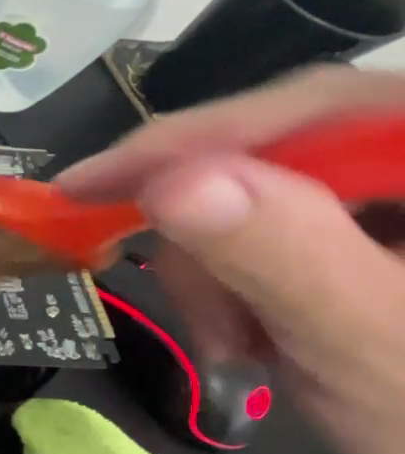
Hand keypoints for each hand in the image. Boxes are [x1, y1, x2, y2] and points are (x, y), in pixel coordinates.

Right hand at [58, 66, 404, 453]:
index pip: (311, 108)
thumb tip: (171, 183)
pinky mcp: (374, 222)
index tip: (79, 187)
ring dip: (216, 270)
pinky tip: (250, 329)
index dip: (186, 142)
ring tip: (235, 345)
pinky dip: (232, 278)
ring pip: (259, 192)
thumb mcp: (364, 337)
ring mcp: (396, 190)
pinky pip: (269, 223)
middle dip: (207, 232)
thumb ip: (279, 253)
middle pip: (279, 149)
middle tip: (185, 305)